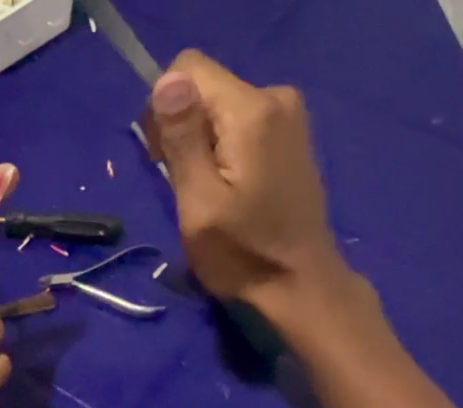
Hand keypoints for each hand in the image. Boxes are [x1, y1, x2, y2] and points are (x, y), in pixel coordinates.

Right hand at [145, 51, 353, 310]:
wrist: (298, 283)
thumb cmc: (241, 253)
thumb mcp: (199, 202)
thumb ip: (182, 138)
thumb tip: (167, 81)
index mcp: (251, 110)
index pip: (188, 68)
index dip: (164, 110)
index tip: (165, 160)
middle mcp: (276, 97)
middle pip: (205, 88)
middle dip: (183, 129)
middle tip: (187, 186)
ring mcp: (289, 115)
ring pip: (220, 108)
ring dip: (201, 145)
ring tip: (208, 193)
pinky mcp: (291, 136)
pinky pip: (240, 124)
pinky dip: (223, 150)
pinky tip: (230, 189)